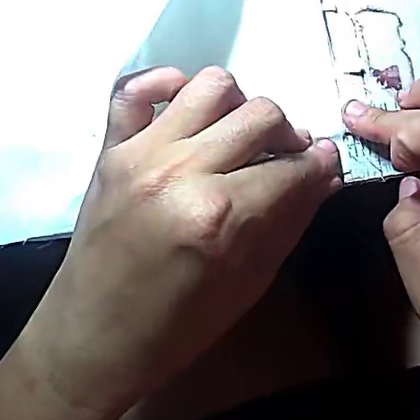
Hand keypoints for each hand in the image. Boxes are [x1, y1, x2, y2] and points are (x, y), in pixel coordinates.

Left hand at [15, 66, 342, 417]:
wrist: (94, 337)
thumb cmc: (178, 326)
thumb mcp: (249, 282)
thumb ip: (291, 218)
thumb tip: (324, 171)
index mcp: (219, 214)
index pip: (292, 167)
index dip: (319, 164)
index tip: (323, 163)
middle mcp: (181, 170)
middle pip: (260, 114)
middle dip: (287, 134)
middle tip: (284, 157)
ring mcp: (139, 152)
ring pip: (210, 85)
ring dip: (238, 105)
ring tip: (237, 135)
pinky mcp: (109, 147)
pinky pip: (134, 87)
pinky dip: (165, 83)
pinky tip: (184, 105)